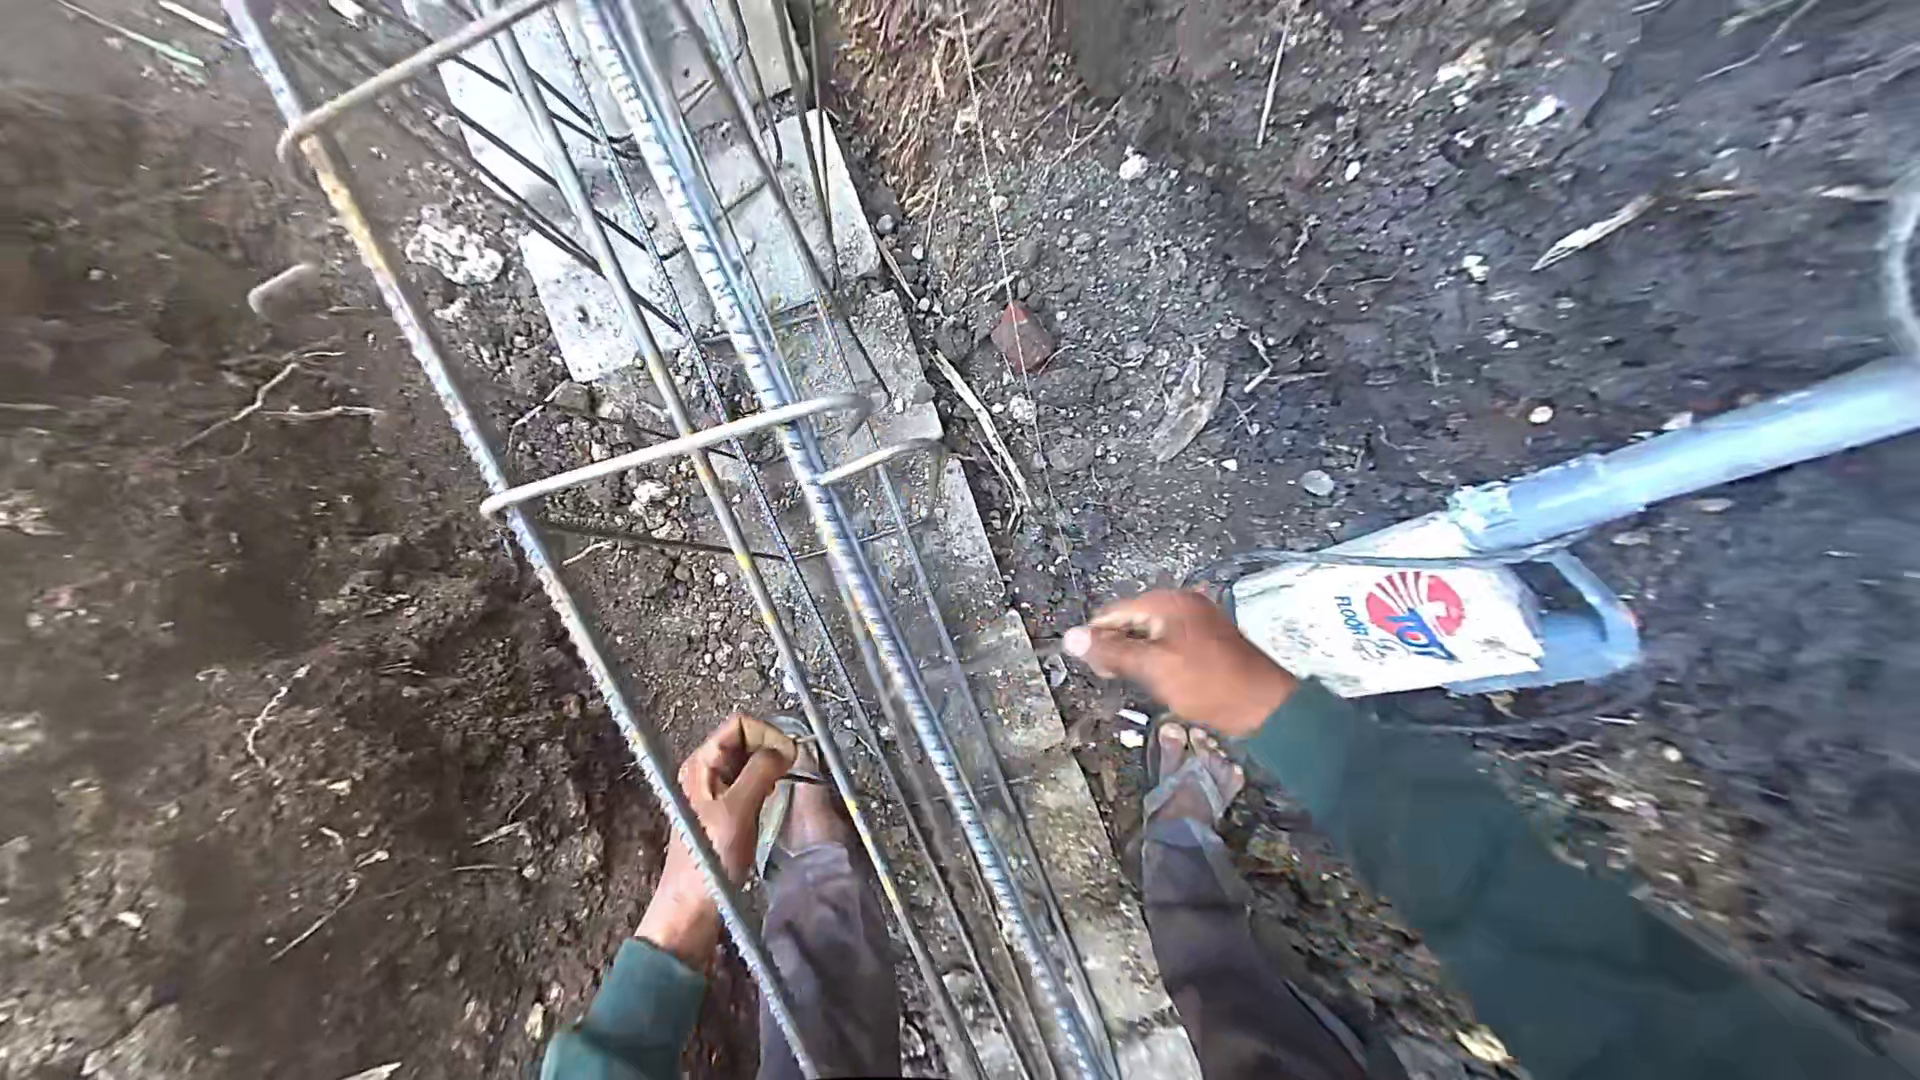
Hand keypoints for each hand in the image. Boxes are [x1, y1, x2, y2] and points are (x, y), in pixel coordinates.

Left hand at [637, 712, 796, 966]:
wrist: (692, 909)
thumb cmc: (708, 860)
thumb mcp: (737, 809)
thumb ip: (761, 770)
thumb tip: (788, 747)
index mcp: (701, 763)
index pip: (740, 724)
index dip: (766, 734)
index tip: (786, 756)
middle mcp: (707, 770)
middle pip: (747, 739)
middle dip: (772, 749)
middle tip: (787, 771)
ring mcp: (716, 789)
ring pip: (752, 760)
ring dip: (771, 767)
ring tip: (779, 786)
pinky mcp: (726, 807)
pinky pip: (753, 780)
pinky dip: (767, 783)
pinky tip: (771, 800)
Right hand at [1063, 589, 1297, 736]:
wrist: (1266, 707)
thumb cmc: (1208, 684)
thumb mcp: (1152, 668)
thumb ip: (1110, 651)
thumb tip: (1070, 637)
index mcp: (1168, 602)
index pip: (1114, 612)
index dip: (1098, 638)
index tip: (1097, 668)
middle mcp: (1182, 602)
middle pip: (1131, 620)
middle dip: (1118, 647)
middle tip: (1117, 677)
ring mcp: (1196, 619)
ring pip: (1149, 633)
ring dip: (1137, 655)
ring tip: (1141, 681)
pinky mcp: (1206, 637)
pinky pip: (1168, 641)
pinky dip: (1157, 657)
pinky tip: (1161, 678)